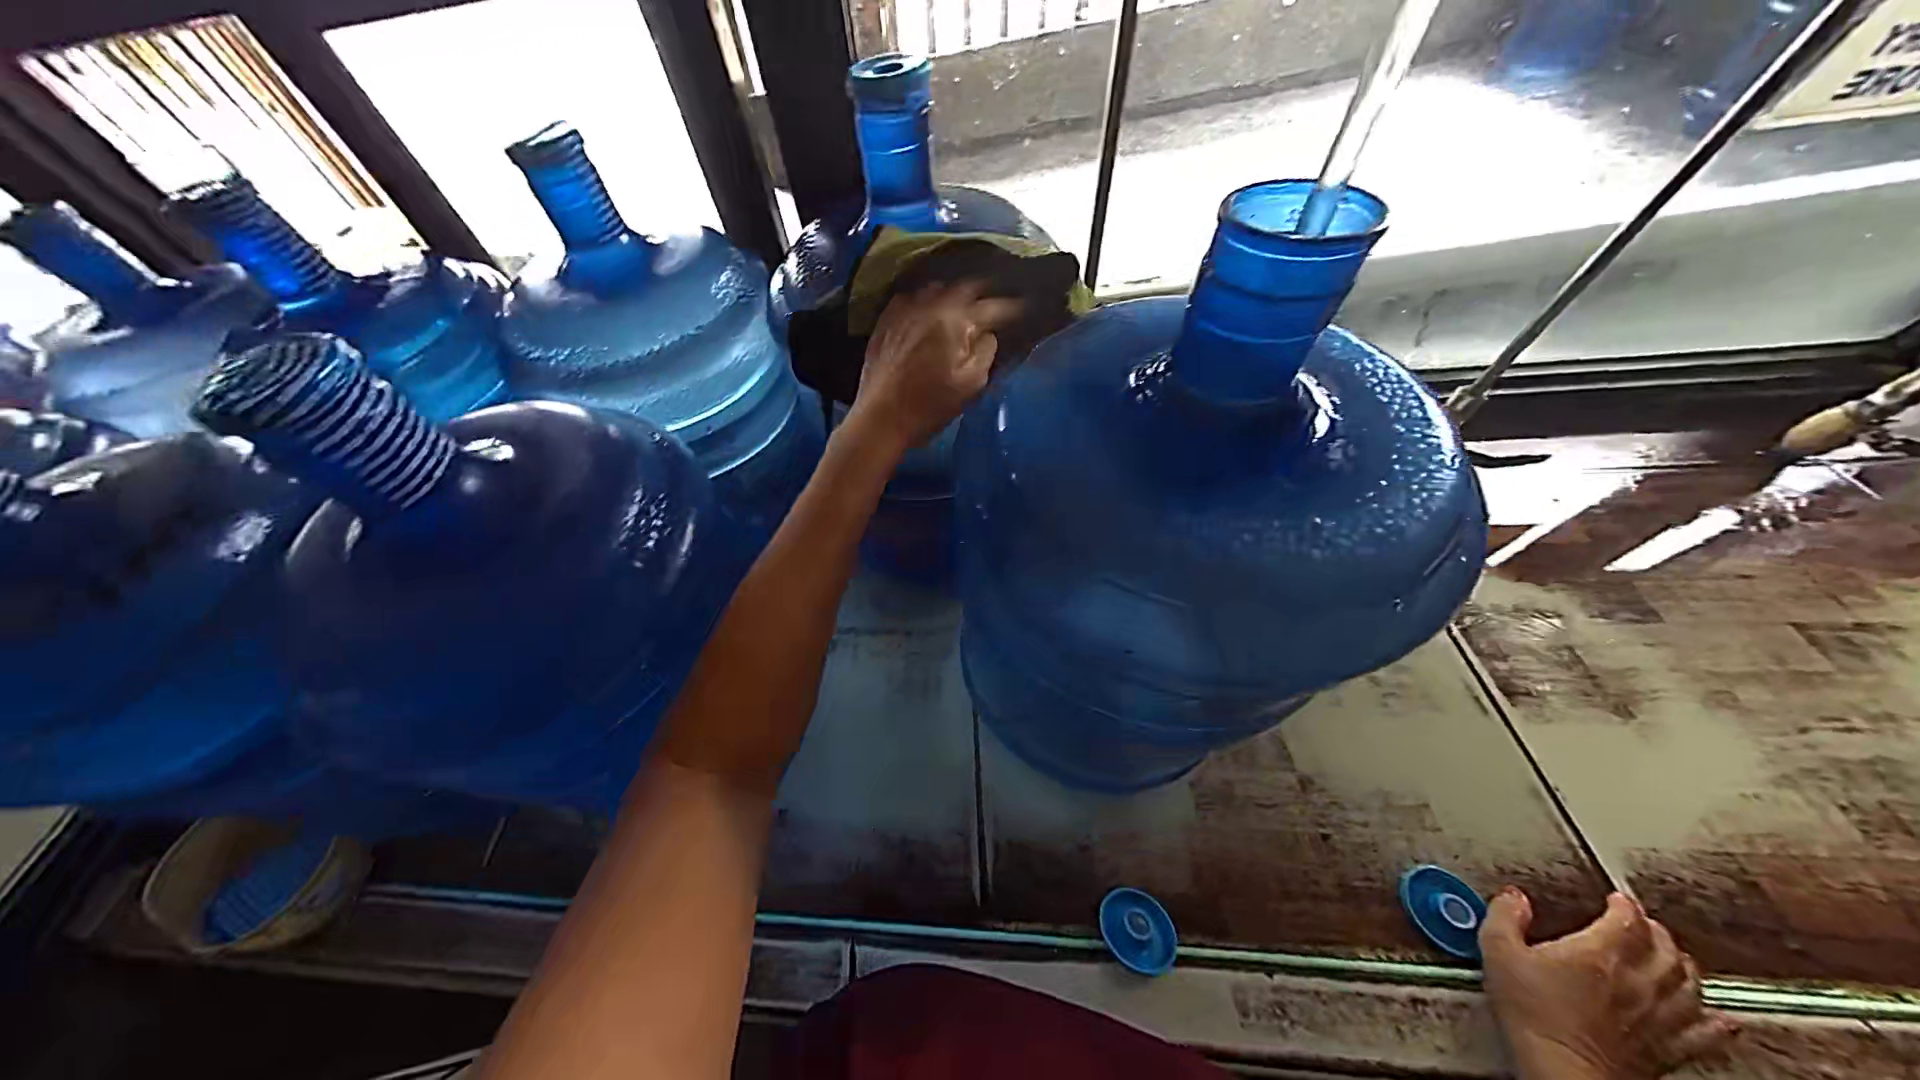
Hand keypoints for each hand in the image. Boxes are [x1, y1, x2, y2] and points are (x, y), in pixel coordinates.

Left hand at [848, 281, 1020, 454]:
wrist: (881, 417)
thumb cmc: (930, 405)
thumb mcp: (972, 383)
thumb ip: (986, 350)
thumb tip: (987, 333)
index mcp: (956, 319)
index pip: (994, 306)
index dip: (1012, 307)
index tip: (1023, 309)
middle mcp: (931, 304)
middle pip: (965, 287)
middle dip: (983, 293)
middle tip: (994, 303)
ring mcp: (905, 308)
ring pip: (937, 288)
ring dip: (953, 294)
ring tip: (962, 304)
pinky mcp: (886, 319)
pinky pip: (911, 298)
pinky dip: (926, 301)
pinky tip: (928, 311)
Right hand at [1481, 889, 1737, 1079]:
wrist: (1561, 1069)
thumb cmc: (1532, 1014)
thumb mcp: (1498, 950)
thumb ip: (1504, 916)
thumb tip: (1514, 898)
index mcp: (1597, 955)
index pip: (1626, 920)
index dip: (1624, 904)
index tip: (1618, 899)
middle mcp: (1636, 983)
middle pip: (1664, 950)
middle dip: (1656, 931)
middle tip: (1644, 923)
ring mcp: (1657, 1018)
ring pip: (1690, 985)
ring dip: (1684, 967)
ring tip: (1676, 957)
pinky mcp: (1667, 1049)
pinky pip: (1706, 1034)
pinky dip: (1717, 1023)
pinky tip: (1721, 1019)